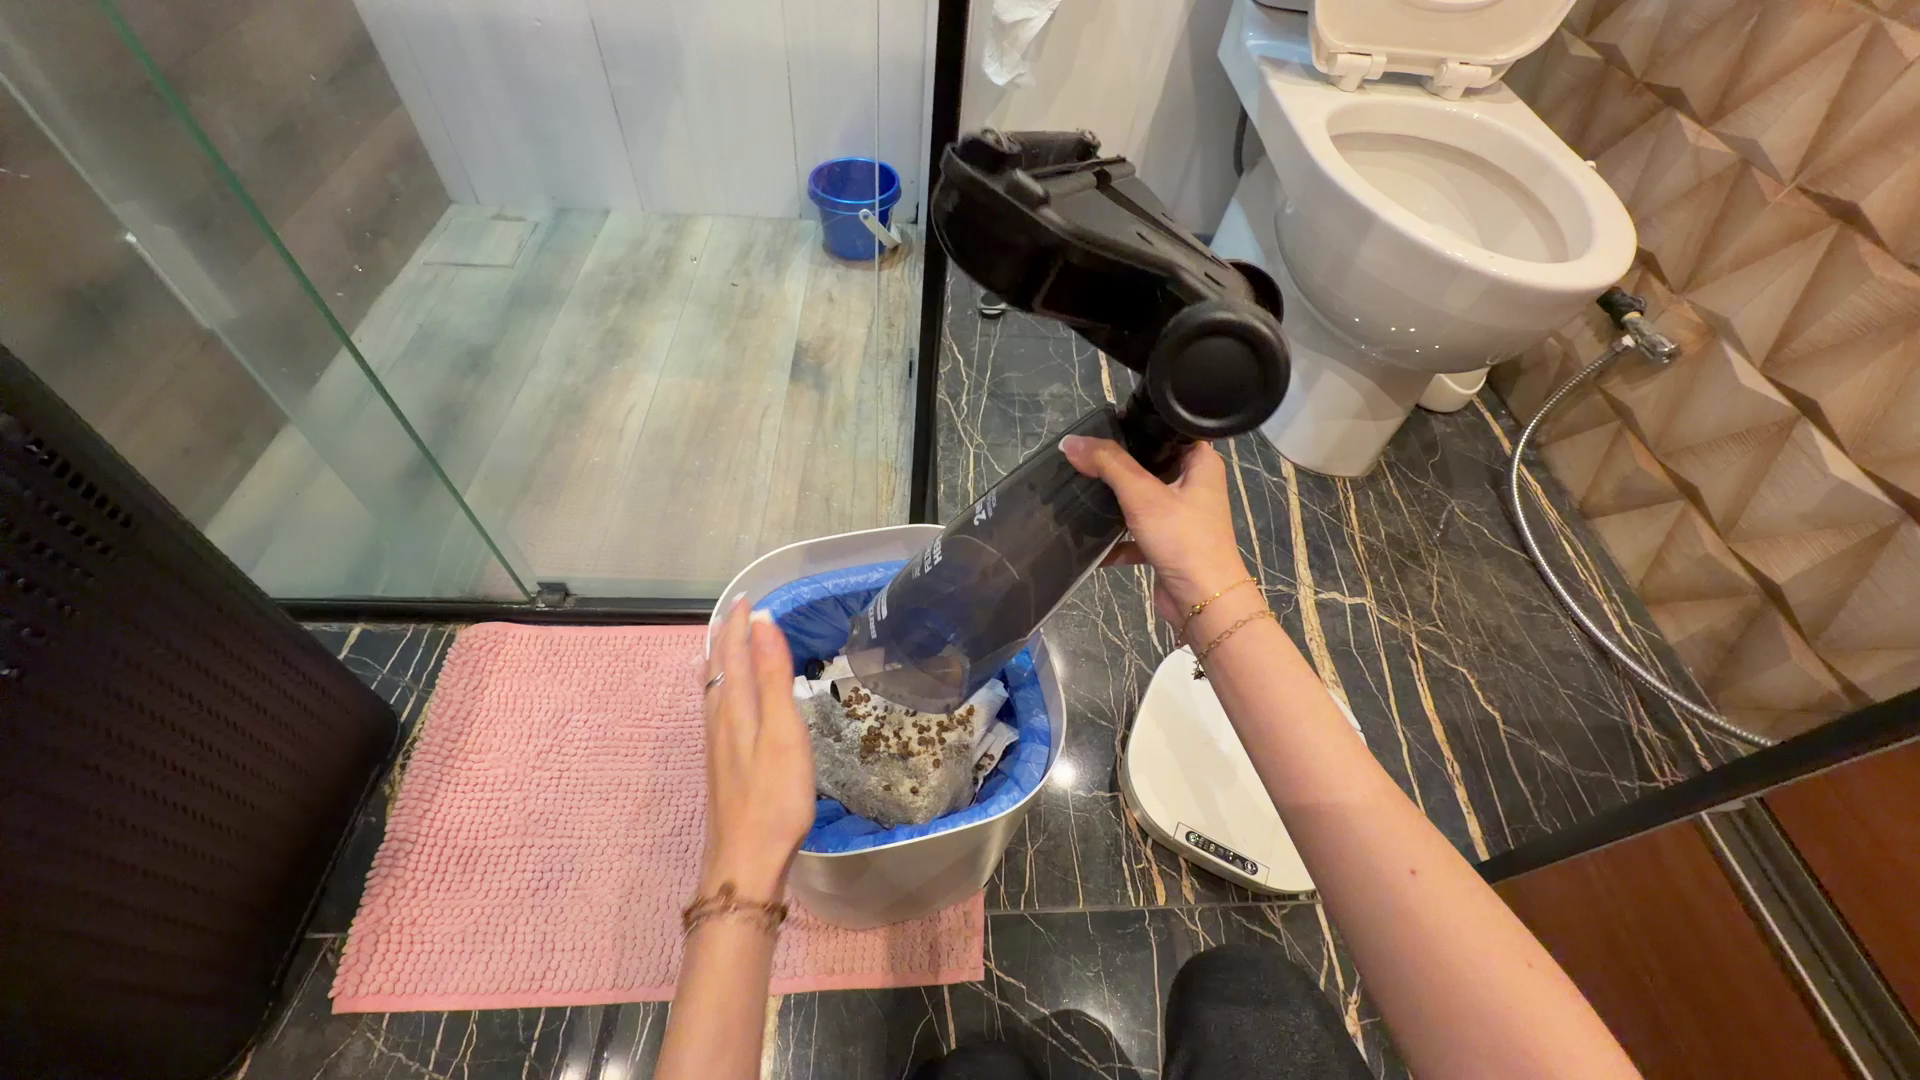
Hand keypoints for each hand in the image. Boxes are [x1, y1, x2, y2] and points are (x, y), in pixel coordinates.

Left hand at [702, 601, 815, 900]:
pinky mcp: (722, 761)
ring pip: (713, 687)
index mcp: (733, 706)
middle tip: (741, 611)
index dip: (740, 623)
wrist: (746, 860)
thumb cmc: (774, 796)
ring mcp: (717, 743)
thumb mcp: (782, 732)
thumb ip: (772, 676)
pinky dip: (721, 684)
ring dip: (722, 658)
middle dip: (728, 635)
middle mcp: (719, 719)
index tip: (750, 597)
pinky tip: (725, 697)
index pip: (731, 651)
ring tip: (729, 641)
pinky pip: (717, 706)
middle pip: (716, 666)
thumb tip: (763, 623)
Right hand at [1061, 435, 1252, 626]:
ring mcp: (1181, 516)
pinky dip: (1116, 539)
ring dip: (1114, 502)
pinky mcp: (1168, 545)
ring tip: (1079, 489)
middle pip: (1149, 466)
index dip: (1136, 426)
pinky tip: (1089, 542)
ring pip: (1140, 501)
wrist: (1203, 601)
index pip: (1167, 432)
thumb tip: (1070, 442)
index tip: (1100, 425)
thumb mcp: (1142, 494)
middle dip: (1116, 466)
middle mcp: (1194, 485)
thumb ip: (1107, 465)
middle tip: (1081, 457)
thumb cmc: (1182, 538)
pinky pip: (1135, 534)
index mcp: (1200, 463)